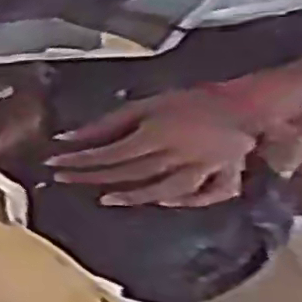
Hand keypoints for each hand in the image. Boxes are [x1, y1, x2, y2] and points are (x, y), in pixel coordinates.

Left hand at [47, 86, 266, 206]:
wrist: (248, 100)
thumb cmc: (188, 101)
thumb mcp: (143, 106)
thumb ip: (105, 124)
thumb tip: (64, 138)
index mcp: (161, 134)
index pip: (111, 153)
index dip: (80, 160)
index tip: (52, 163)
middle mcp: (185, 153)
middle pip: (132, 172)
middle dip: (94, 177)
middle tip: (63, 179)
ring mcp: (211, 165)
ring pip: (169, 188)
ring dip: (136, 196)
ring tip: (105, 199)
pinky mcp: (230, 172)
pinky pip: (213, 193)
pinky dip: (189, 200)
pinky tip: (163, 201)